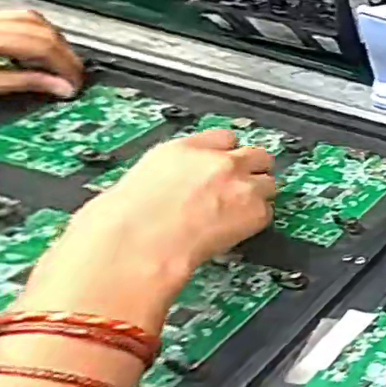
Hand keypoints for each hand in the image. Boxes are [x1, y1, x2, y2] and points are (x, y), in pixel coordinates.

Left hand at [0, 9, 83, 102]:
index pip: (38, 44)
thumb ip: (19, 83)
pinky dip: (31, 36)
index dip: (64, 65)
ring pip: (29, 19)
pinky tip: (29, 54)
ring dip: (51, 41)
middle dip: (64, 53)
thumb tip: (59, 87)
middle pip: (40, 28)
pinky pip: (11, 21)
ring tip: (56, 64)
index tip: (74, 84)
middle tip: (72, 75)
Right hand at [15, 129, 277, 330]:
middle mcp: (219, 163)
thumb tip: (180, 181)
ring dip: (256, 195)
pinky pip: (267, 212)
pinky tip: (231, 231)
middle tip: (240, 187)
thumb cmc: (117, 226)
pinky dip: (255, 220)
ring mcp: (242, 186)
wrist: (132, 249)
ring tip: (232, 213)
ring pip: (268, 183)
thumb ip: (172, 173)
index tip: (226, 160)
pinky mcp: (258, 211)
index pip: (223, 137)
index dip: (226, 151)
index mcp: (182, 151)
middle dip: (251, 170)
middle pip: (257, 155)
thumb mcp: (136, 181)